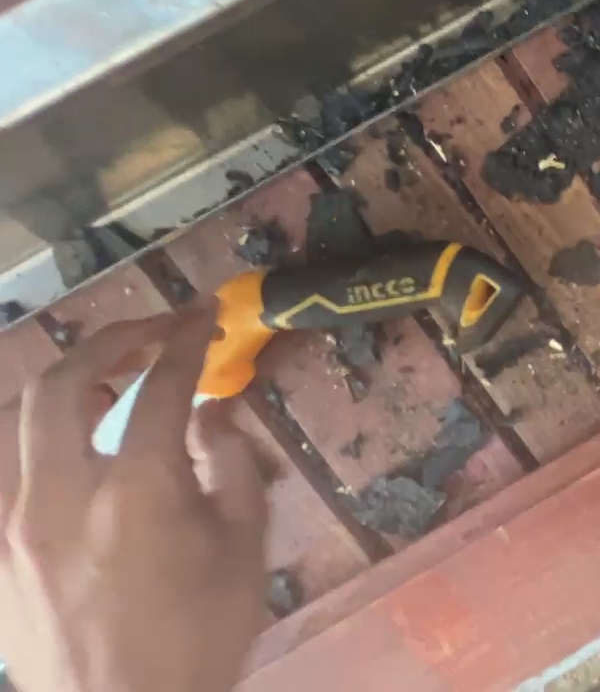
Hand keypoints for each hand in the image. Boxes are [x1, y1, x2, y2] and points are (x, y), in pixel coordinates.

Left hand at [0, 310, 268, 691]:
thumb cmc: (207, 616)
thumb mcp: (245, 532)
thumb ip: (231, 459)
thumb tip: (215, 410)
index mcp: (138, 488)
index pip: (159, 386)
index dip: (186, 339)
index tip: (207, 313)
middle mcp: (60, 495)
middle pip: (61, 386)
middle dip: (112, 340)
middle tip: (158, 328)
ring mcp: (12, 524)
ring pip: (18, 422)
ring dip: (71, 381)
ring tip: (118, 373)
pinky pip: (8, 468)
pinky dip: (44, 432)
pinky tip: (80, 436)